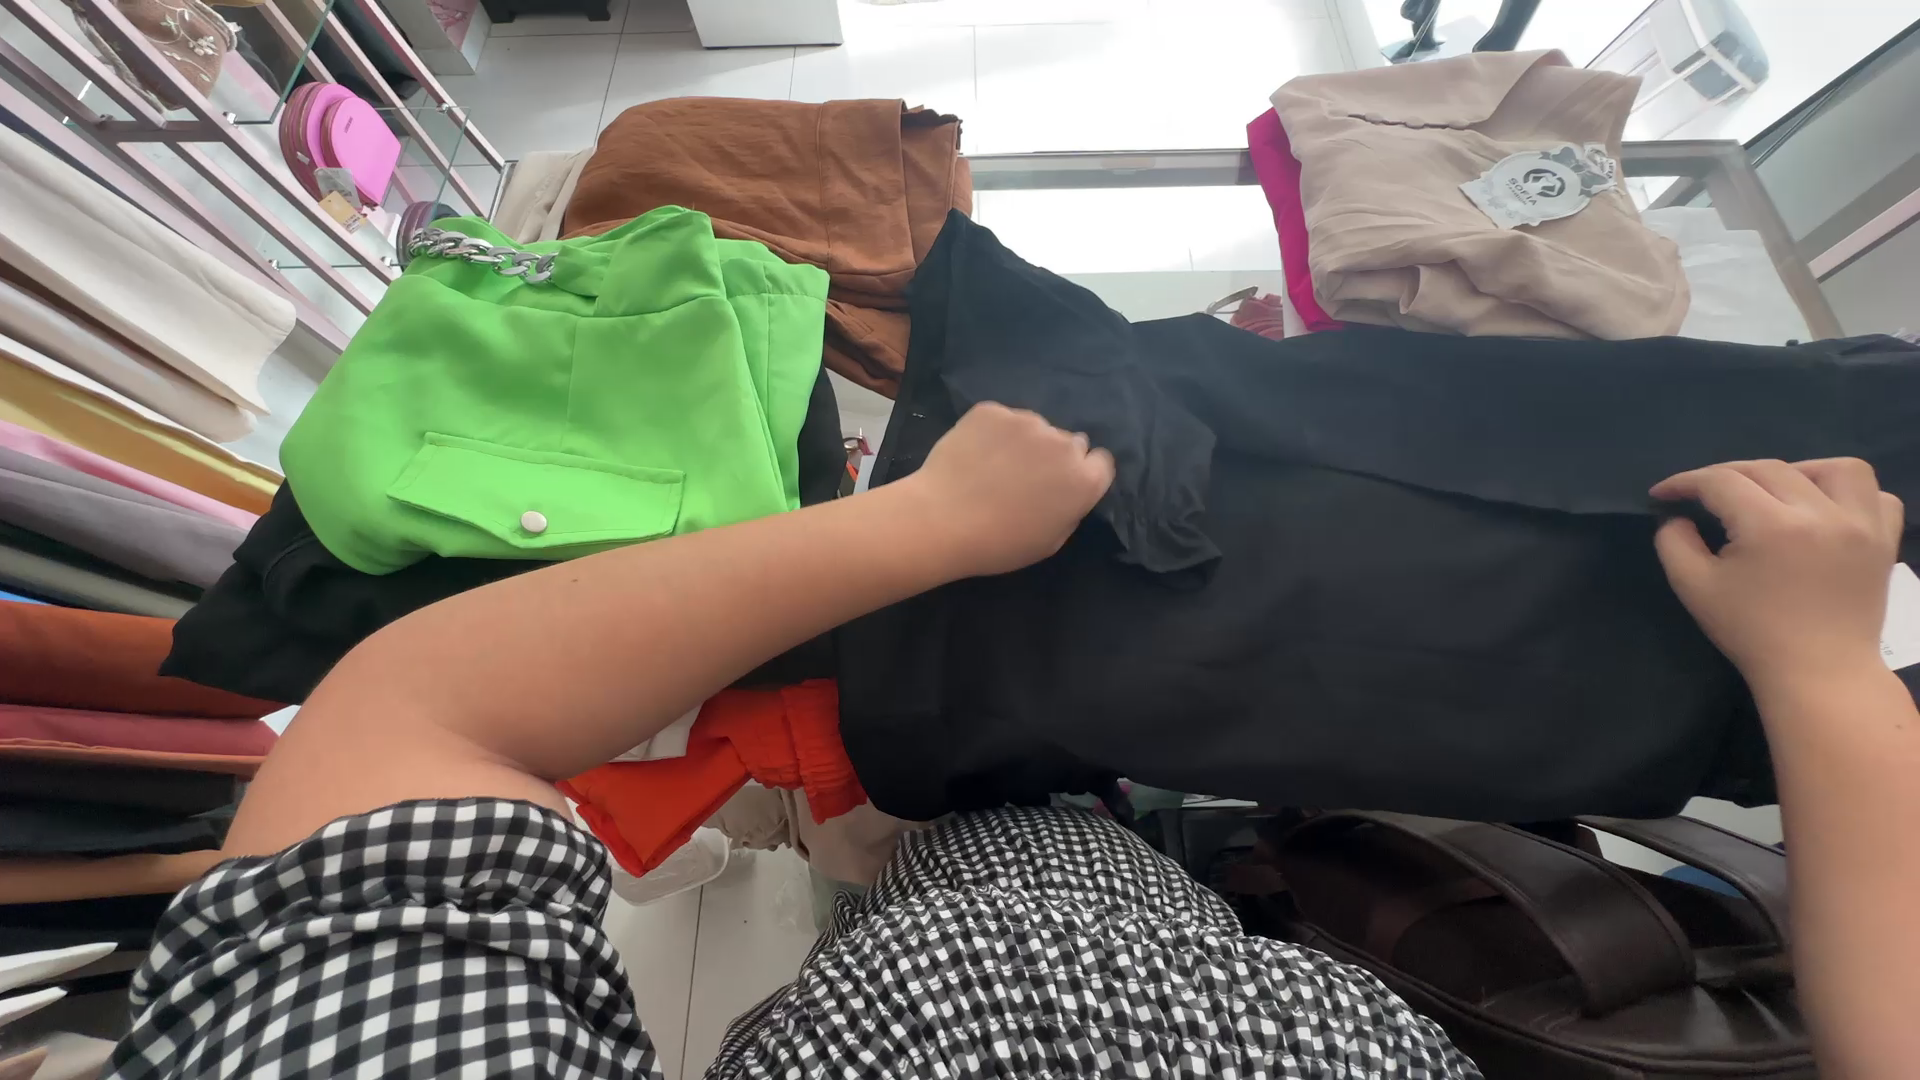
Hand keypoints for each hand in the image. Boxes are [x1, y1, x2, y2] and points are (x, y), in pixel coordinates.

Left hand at [902, 402, 1115, 577]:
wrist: (942, 520)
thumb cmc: (999, 544)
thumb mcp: (1050, 542)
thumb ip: (1069, 509)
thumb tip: (1066, 491)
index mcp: (1084, 479)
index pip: (1101, 462)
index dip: (1082, 474)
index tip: (1060, 487)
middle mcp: (1064, 443)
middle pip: (1070, 442)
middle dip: (1054, 457)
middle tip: (1023, 478)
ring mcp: (1027, 421)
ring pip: (1035, 427)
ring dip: (1023, 442)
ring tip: (992, 467)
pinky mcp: (992, 410)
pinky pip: (1001, 419)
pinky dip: (991, 432)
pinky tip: (973, 454)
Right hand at [1651, 458, 1903, 699]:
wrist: (1817, 666)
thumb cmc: (1747, 627)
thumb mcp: (1691, 583)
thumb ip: (1674, 541)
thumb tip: (1678, 517)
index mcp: (1771, 527)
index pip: (1720, 482)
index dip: (1683, 482)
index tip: (1660, 495)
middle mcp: (1823, 515)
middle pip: (1768, 469)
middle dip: (1722, 474)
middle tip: (1696, 493)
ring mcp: (1863, 525)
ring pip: (1834, 469)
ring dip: (1791, 470)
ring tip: (1766, 490)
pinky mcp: (1885, 539)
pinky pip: (1874, 494)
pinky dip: (1842, 490)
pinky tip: (1816, 506)